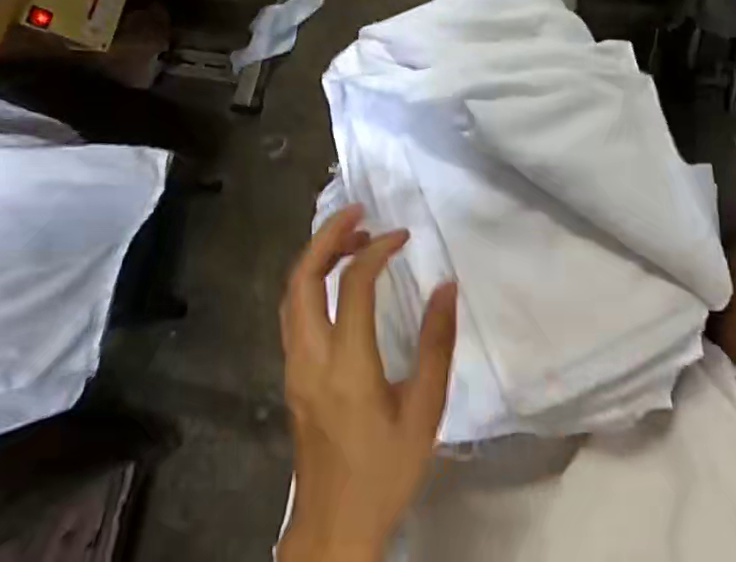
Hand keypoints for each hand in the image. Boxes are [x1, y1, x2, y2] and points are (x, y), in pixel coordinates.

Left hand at [279, 206, 458, 561]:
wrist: (333, 525)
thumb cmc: (385, 470)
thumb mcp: (424, 412)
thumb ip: (436, 345)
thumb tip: (446, 286)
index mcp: (346, 364)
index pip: (352, 285)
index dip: (377, 250)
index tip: (402, 236)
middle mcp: (309, 356)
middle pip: (301, 278)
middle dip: (327, 235)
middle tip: (359, 211)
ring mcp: (293, 366)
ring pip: (290, 293)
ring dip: (316, 256)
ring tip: (353, 237)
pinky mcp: (291, 375)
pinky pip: (292, 312)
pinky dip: (311, 280)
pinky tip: (337, 279)